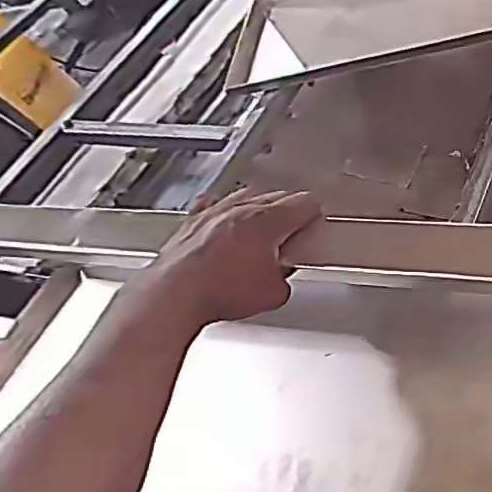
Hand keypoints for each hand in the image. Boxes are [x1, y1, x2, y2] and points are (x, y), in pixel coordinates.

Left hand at [124, 189, 322, 328]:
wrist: (175, 295)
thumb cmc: (220, 290)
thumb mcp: (275, 293)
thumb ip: (285, 277)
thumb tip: (280, 277)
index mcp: (268, 221)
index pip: (303, 204)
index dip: (314, 213)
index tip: (316, 220)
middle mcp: (240, 210)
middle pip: (275, 196)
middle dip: (288, 210)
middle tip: (296, 227)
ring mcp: (213, 213)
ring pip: (243, 198)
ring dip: (257, 208)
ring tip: (263, 225)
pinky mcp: (191, 224)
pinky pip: (212, 207)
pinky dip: (222, 212)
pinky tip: (225, 221)